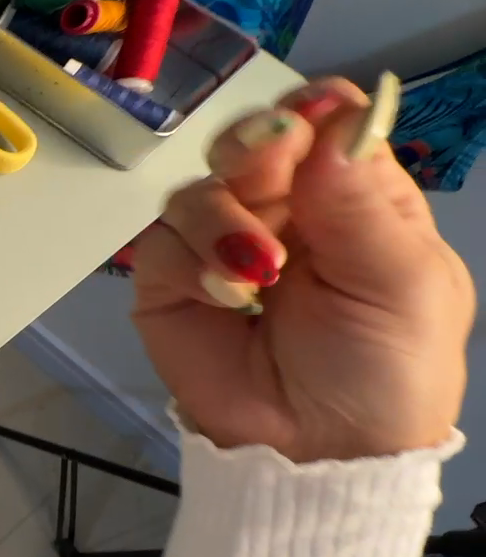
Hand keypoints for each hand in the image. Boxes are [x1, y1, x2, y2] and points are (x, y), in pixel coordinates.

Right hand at [132, 78, 473, 462]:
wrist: (310, 441)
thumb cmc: (382, 362)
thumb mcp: (401, 280)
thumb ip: (361, 202)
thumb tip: (328, 116)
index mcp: (348, 199)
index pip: (320, 128)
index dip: (309, 115)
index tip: (307, 119)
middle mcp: (276, 212)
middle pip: (243, 147)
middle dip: (251, 153)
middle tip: (266, 175)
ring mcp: (211, 246)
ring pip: (191, 194)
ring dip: (220, 223)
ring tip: (258, 273)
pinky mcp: (163, 282)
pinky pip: (156, 246)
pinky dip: (189, 265)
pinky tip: (227, 297)